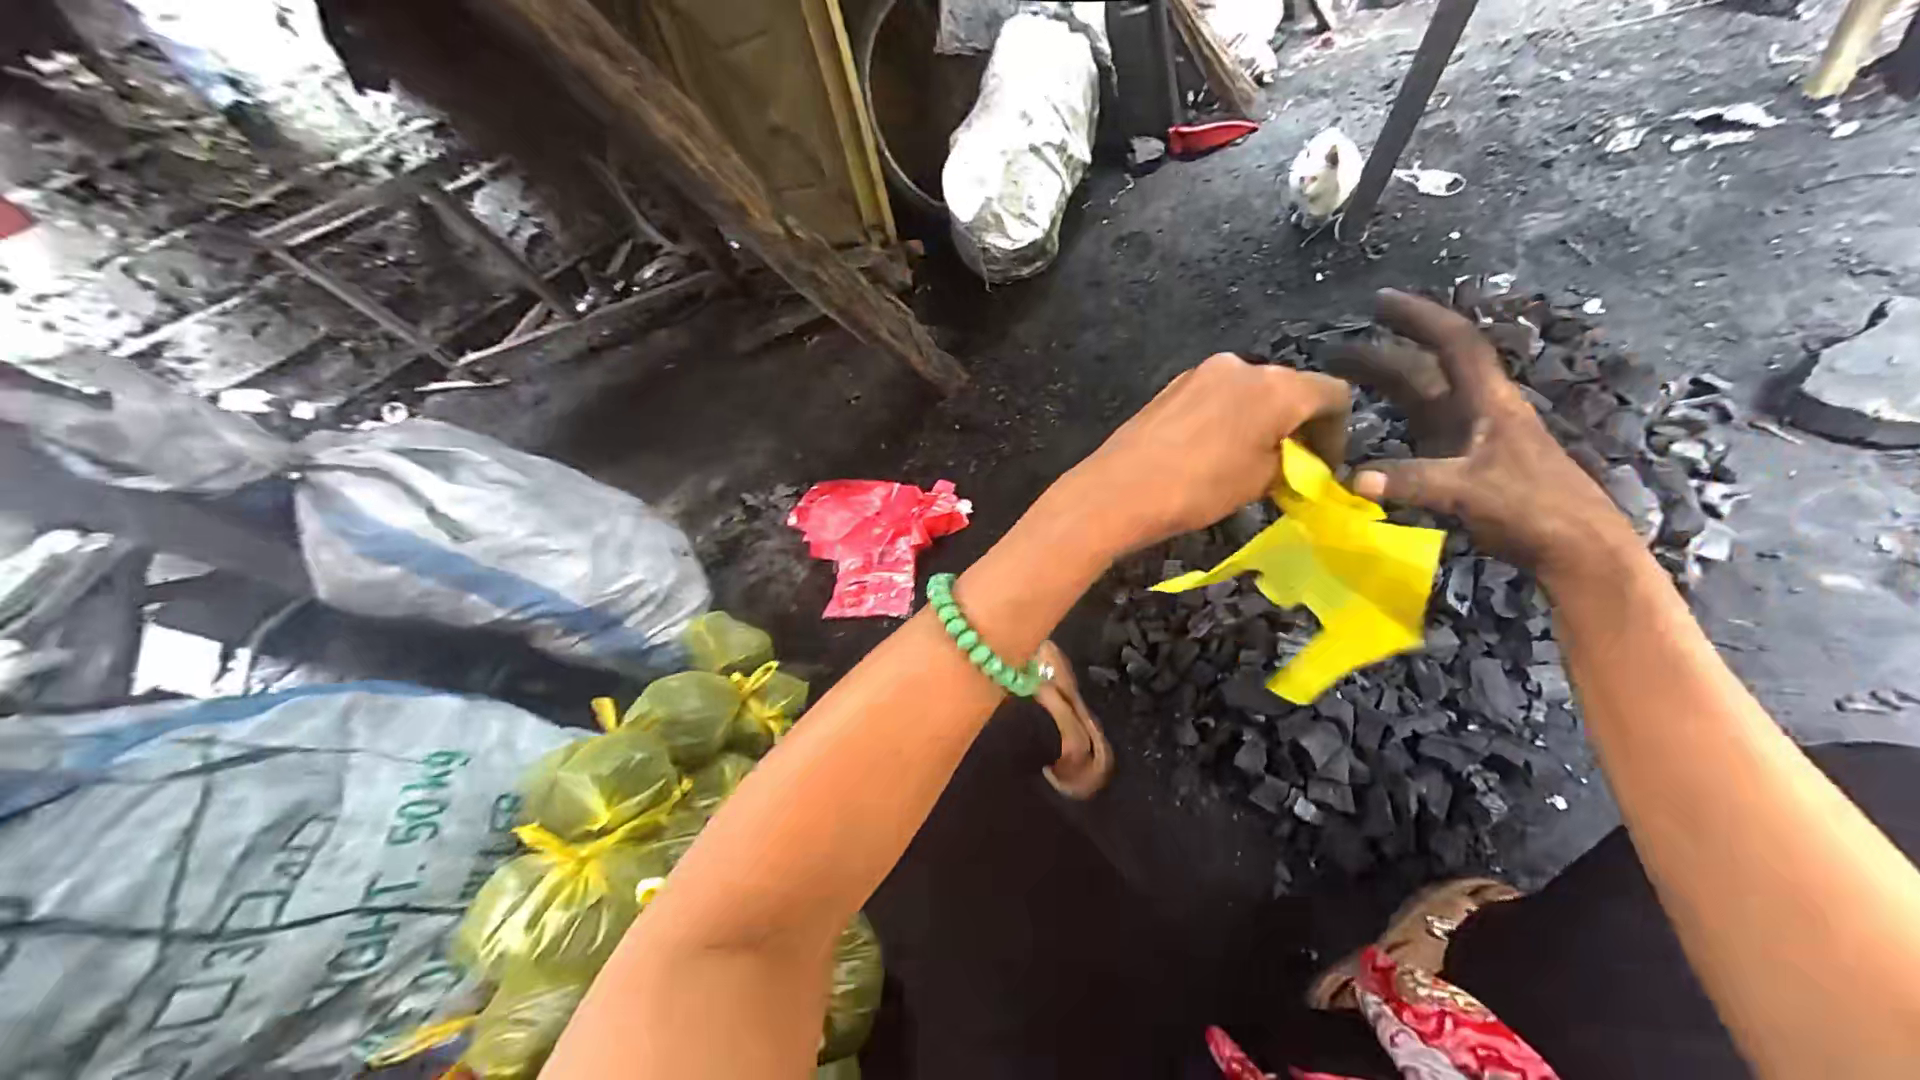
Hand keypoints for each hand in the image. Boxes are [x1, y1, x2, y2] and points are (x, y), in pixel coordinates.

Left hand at [1042, 353, 1350, 560]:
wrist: (1119, 489)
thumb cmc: (1200, 488)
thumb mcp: (1261, 482)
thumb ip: (1291, 461)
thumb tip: (1294, 458)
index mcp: (1277, 386)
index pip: (1332, 395)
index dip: (1337, 433)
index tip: (1324, 466)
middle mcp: (1242, 365)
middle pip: (1288, 389)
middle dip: (1295, 425)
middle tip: (1289, 465)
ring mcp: (1201, 372)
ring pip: (1249, 392)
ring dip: (1259, 420)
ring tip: (1246, 460)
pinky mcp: (1172, 386)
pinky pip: (1216, 397)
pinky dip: (1227, 418)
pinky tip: (1211, 450)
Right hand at [1337, 290, 1637, 579]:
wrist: (1573, 547)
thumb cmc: (1535, 508)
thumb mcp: (1474, 491)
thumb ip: (1413, 481)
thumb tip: (1352, 479)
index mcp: (1488, 402)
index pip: (1454, 344)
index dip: (1419, 318)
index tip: (1380, 302)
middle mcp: (1475, 411)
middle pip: (1425, 370)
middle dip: (1382, 354)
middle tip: (1334, 351)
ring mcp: (1465, 438)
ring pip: (1417, 399)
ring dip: (1380, 387)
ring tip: (1339, 382)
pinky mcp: (1456, 464)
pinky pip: (1413, 431)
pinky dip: (1385, 424)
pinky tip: (1359, 431)